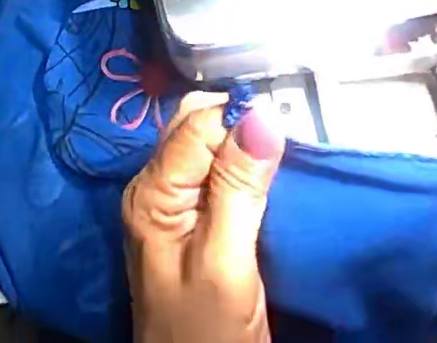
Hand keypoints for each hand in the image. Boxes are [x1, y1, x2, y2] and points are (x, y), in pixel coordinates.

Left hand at [123, 92, 285, 342]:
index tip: (284, 120)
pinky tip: (265, 170)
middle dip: (237, 121)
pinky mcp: (190, 220)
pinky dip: (239, 163)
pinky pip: (212, 171)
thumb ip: (239, 188)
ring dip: (240, 140)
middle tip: (285, 134)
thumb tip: (263, 115)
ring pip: (205, 145)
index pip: (194, 126)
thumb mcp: (226, 263)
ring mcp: (171, 203)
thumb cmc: (208, 335)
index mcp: (151, 191)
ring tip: (281, 147)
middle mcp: (155, 186)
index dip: (236, 117)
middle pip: (194, 126)